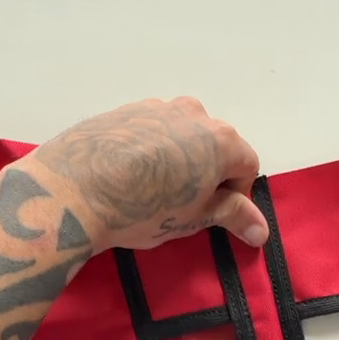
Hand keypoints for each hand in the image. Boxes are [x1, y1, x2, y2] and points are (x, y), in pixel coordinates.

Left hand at [21, 97, 266, 252]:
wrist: (75, 189)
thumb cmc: (145, 209)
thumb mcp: (194, 218)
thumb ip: (233, 217)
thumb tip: (263, 232)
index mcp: (220, 139)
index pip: (246, 165)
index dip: (237, 195)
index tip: (214, 216)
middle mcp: (193, 113)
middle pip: (215, 146)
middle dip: (208, 175)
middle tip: (183, 206)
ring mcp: (156, 107)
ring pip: (181, 136)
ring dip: (178, 161)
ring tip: (152, 192)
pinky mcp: (123, 110)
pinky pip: (150, 131)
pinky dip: (150, 151)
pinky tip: (128, 177)